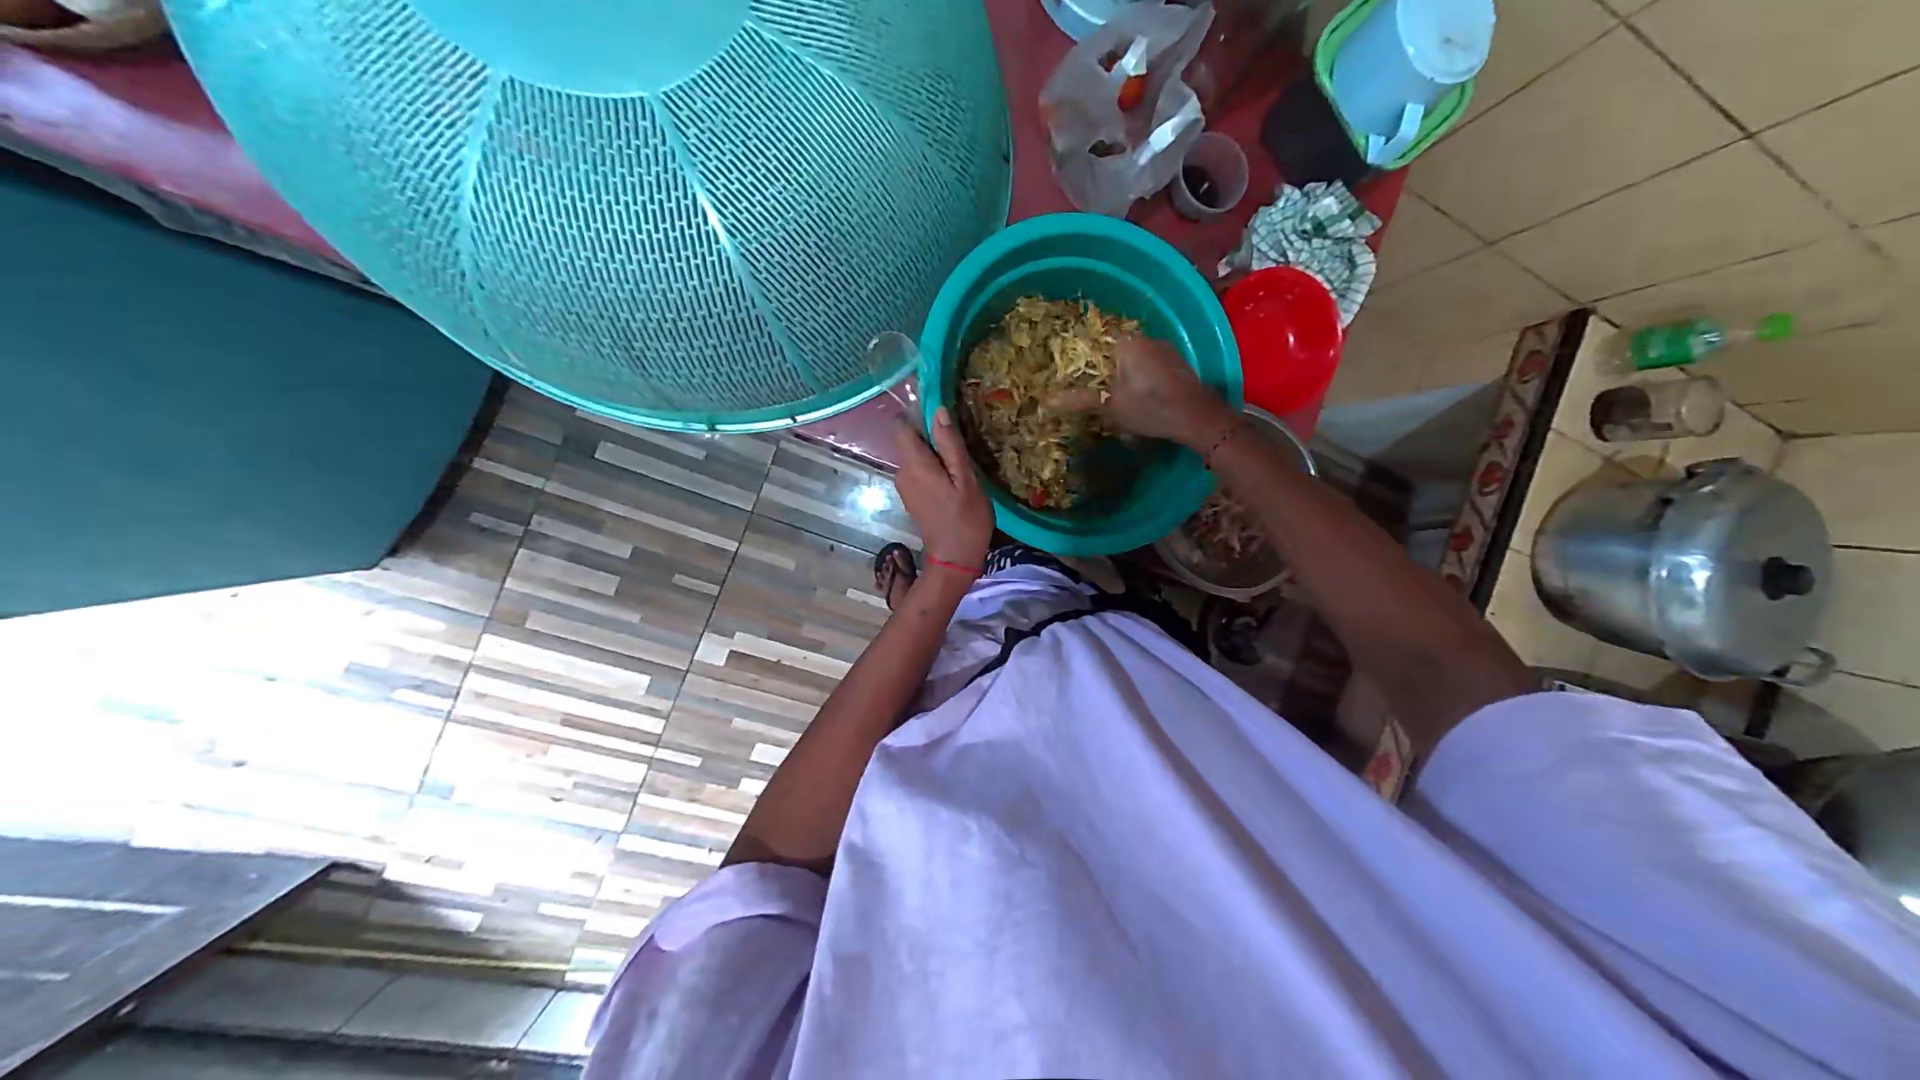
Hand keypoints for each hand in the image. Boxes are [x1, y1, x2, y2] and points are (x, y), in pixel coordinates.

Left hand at [893, 408, 993, 571]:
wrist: (955, 558)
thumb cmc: (966, 518)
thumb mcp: (965, 478)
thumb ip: (950, 444)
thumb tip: (938, 411)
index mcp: (914, 464)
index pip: (902, 425)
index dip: (919, 414)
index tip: (942, 415)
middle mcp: (902, 471)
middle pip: (909, 439)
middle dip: (930, 433)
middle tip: (960, 441)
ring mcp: (904, 485)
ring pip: (915, 454)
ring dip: (934, 451)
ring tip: (959, 460)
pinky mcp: (911, 495)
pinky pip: (918, 469)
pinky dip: (933, 466)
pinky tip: (952, 476)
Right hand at [1059, 334, 1234, 448]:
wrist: (1197, 418)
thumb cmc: (1149, 407)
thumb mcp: (1110, 406)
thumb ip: (1079, 400)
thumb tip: (1045, 402)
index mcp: (1129, 342)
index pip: (1098, 344)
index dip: (1088, 364)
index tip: (1083, 382)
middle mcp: (1148, 339)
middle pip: (1117, 355)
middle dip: (1109, 376)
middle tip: (1101, 399)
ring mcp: (1167, 351)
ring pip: (1136, 364)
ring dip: (1127, 382)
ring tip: (1121, 406)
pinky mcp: (1179, 366)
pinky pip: (1152, 370)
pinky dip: (1144, 384)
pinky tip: (1143, 404)